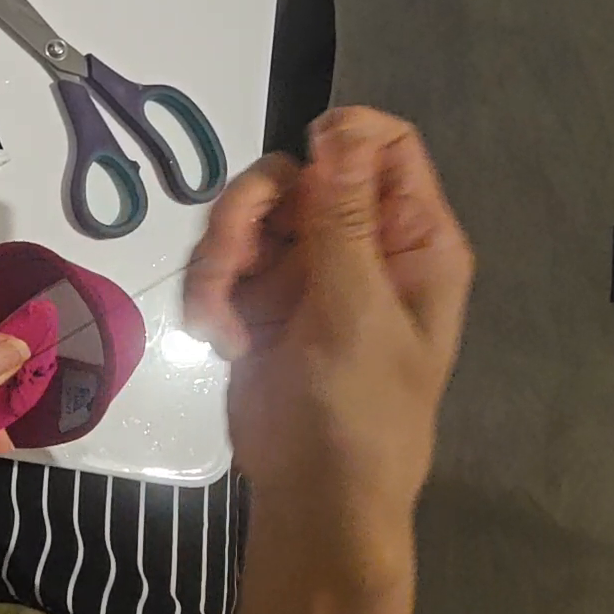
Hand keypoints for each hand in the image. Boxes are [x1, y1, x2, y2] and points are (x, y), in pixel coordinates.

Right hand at [184, 107, 472, 584]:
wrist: (310, 488)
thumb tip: (339, 125)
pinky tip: (219, 340)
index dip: (335, 137)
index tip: (292, 176)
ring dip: (215, 265)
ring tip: (219, 322)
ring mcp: (296, 269)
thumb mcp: (354, 311)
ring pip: (238, 219)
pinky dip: (206, 298)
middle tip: (230, 263)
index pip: (382, 145)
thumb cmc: (361, 409)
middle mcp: (351, 242)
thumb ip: (342, 218)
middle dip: (244, 216)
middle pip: (287, 176)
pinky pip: (214, 265)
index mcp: (407, 239)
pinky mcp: (251, 297)